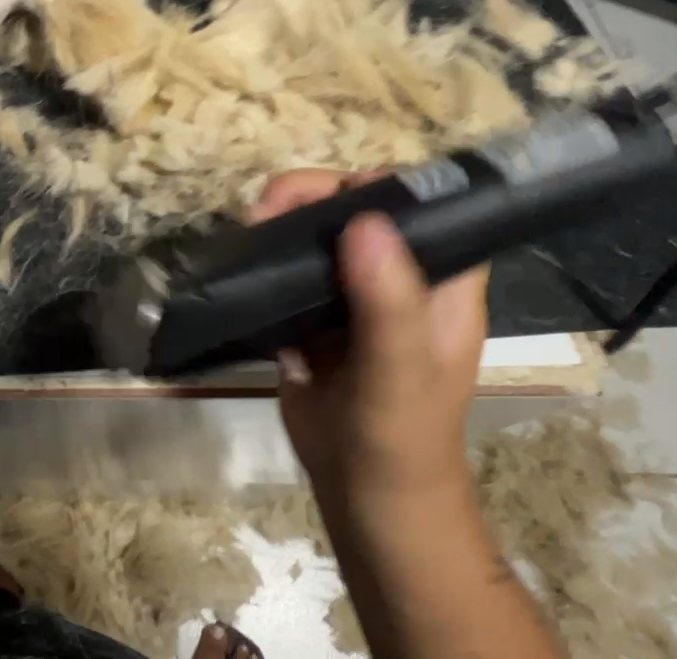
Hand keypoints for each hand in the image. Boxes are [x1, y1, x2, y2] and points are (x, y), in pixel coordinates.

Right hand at [251, 170, 488, 502]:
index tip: (326, 196)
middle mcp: (395, 278)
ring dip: (277, 224)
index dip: (379, 185)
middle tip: (262, 213)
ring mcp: (348, 297)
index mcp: (438, 281)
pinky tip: (238, 260)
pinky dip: (259, 258)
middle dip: (307, 198)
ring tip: (244, 232)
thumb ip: (386, 300)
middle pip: (354, 208)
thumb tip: (363, 222)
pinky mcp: (308, 316)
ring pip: (313, 235)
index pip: (423, 206)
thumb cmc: (398, 434)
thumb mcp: (397, 369)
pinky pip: (284, 270)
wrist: (363, 492)